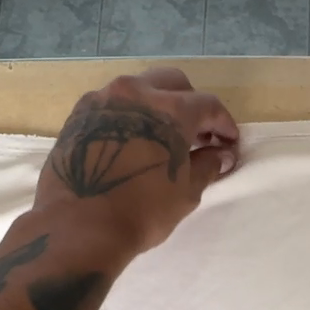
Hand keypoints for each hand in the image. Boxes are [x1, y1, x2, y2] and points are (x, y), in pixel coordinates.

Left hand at [33, 67, 240, 251]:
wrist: (82, 225)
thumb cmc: (144, 210)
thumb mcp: (186, 191)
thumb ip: (207, 165)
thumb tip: (222, 155)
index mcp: (170, 109)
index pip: (208, 105)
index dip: (224, 124)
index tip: (229, 144)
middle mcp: (136, 92)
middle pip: (174, 84)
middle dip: (192, 105)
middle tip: (199, 137)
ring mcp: (103, 99)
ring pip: (140, 89)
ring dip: (159, 107)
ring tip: (165, 138)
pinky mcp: (79, 114)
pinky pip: (114, 105)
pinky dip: (131, 117)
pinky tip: (135, 143)